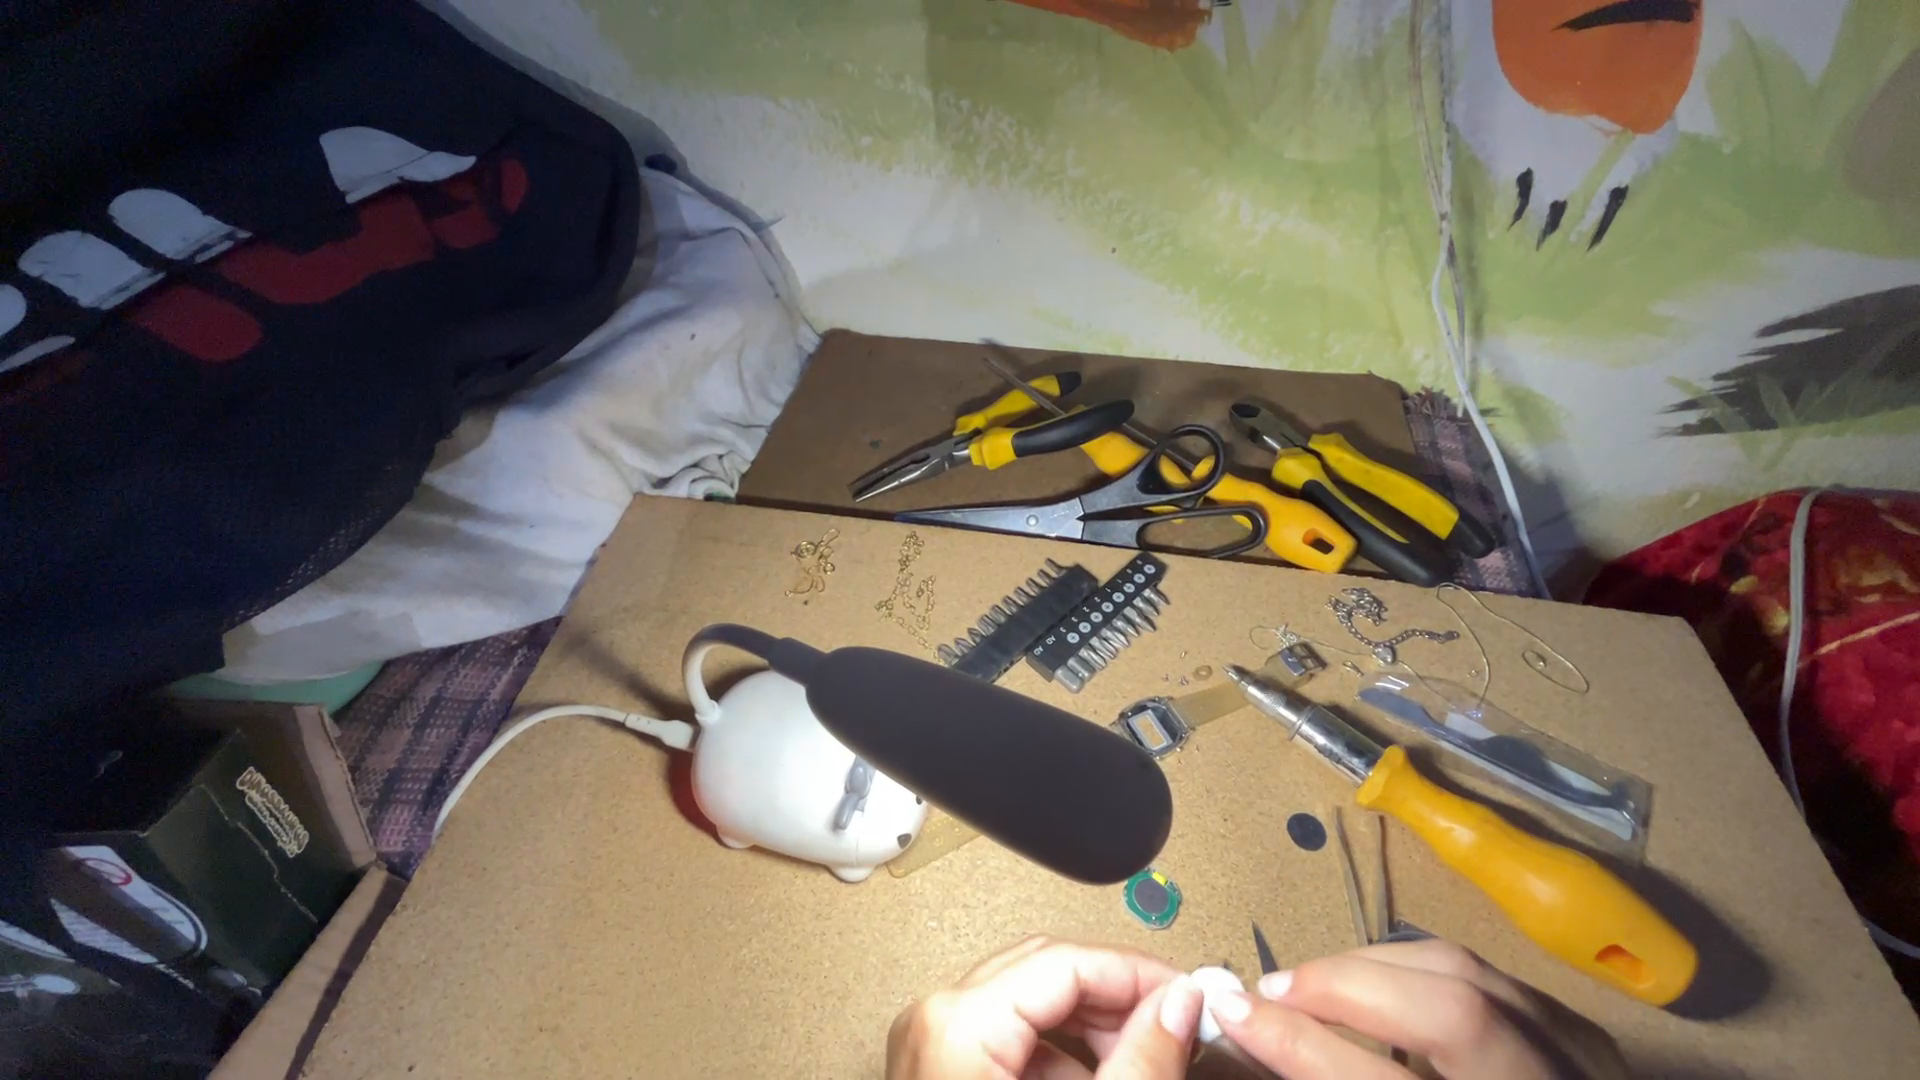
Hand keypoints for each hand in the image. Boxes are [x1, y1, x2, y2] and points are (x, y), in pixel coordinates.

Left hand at [886, 935, 1206, 1078]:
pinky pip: (1013, 1040)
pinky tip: (1099, 1079)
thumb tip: (1180, 1004)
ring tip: (1143, 1057)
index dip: (1136, 972)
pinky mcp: (941, 1068)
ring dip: (1095, 1030)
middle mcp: (936, 1018)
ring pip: (1035, 1006)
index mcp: (957, 1021)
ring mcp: (933, 1043)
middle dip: (1118, 999)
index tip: (1185, 992)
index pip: (1064, 959)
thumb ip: (1140, 1061)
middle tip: (1175, 1026)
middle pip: (1048, 972)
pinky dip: (1062, 1058)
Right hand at [1208, 940, 1627, 1079]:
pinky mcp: (1586, 1038)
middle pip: (1451, 1011)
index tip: (1230, 1010)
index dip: (1302, 1045)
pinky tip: (1378, 986)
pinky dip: (1415, 968)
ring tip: (1314, 985)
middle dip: (1343, 987)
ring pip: (1464, 971)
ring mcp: (1588, 1066)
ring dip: (1371, 967)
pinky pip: (1484, 971)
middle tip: (1272, 991)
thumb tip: (1255, 1031)